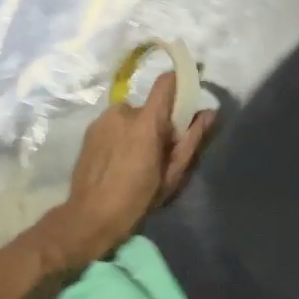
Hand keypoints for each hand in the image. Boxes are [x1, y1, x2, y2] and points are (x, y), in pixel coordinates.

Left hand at [40, 72, 214, 267]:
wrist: (89, 216)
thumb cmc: (136, 199)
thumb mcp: (172, 175)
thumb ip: (192, 140)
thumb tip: (208, 113)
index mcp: (145, 122)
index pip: (166, 83)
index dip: (180, 82)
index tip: (189, 93)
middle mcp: (122, 112)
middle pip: (149, 106)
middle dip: (157, 123)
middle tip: (159, 152)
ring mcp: (101, 120)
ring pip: (130, 116)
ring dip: (137, 130)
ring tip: (135, 160)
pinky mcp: (89, 130)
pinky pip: (114, 125)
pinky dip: (120, 136)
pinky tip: (117, 161)